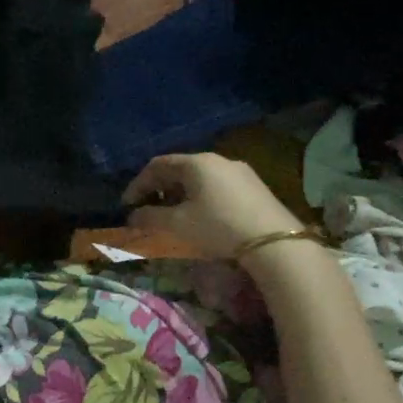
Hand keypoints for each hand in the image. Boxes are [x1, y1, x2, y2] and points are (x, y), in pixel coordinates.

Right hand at [122, 153, 303, 259]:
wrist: (273, 243)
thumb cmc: (217, 226)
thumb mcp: (176, 224)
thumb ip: (149, 217)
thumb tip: (133, 217)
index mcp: (196, 163)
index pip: (157, 165)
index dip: (138, 185)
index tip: (128, 206)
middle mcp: (218, 160)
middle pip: (179, 169)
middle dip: (159, 189)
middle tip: (149, 209)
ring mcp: (240, 172)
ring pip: (199, 178)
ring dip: (180, 194)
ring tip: (174, 215)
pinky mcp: (255, 186)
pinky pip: (218, 185)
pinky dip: (201, 197)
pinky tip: (202, 216)